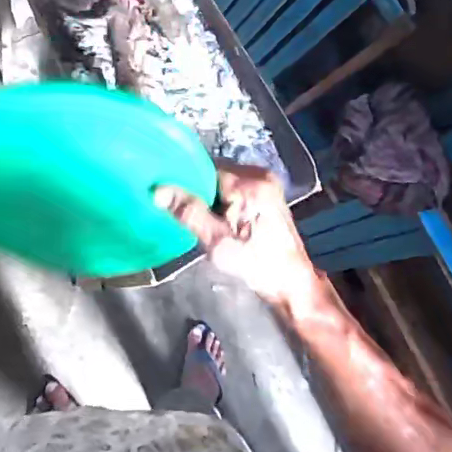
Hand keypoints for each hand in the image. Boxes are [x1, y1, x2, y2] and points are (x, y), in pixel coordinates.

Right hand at [155, 162, 324, 312]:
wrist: (293, 282)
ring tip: (205, 219)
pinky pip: (237, 186)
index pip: (205, 169)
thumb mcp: (218, 243)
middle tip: (190, 215)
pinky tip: (221, 219)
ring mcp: (267, 182)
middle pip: (215, 172)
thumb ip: (189, 213)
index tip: (173, 199)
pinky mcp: (269, 192)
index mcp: (249, 183)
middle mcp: (260, 174)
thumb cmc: (256, 265)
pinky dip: (225, 198)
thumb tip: (158, 190)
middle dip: (201, 191)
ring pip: (225, 179)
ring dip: (213, 196)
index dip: (187, 183)